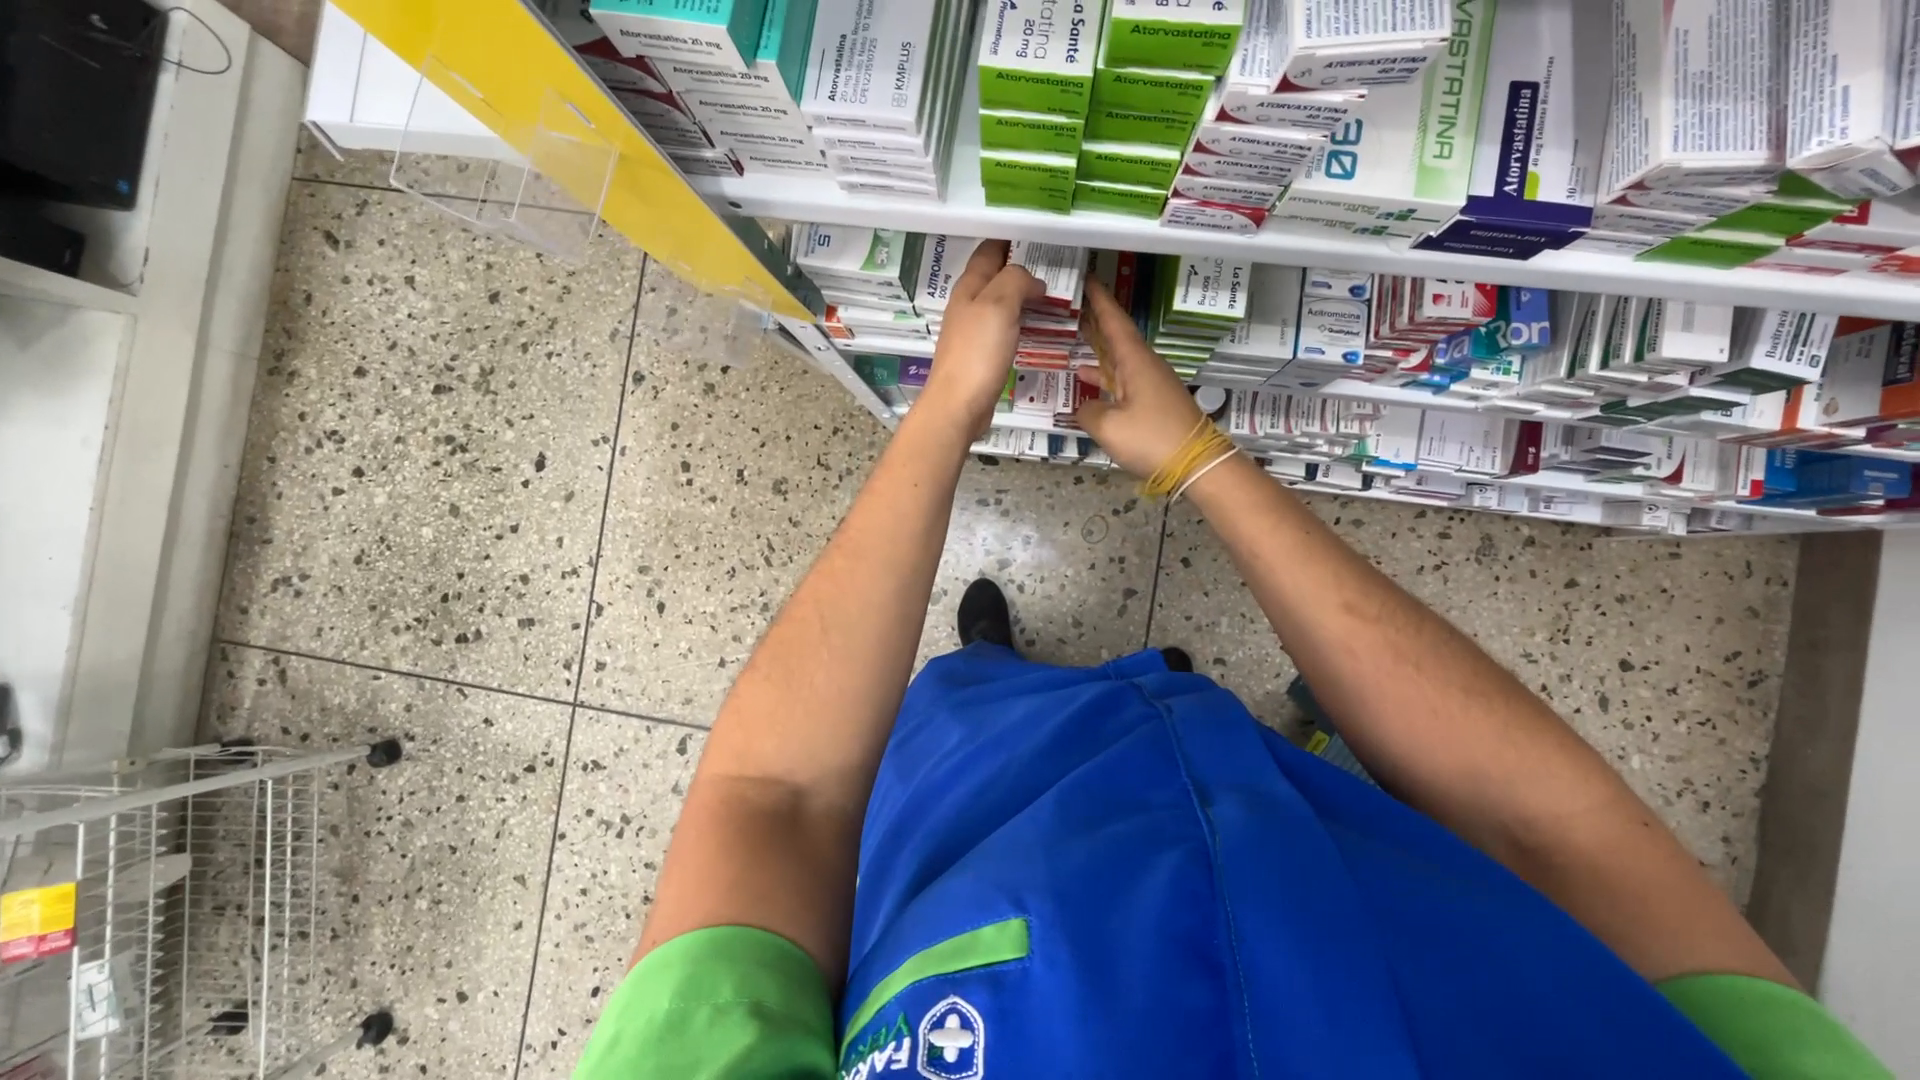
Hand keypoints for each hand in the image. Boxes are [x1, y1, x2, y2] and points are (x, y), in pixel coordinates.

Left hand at [920, 240, 1043, 431]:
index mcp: (969, 288)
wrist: (958, 405)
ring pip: (1000, 305)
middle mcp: (968, 306)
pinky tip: (1036, 331)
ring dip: (1023, 298)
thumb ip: (1016, 281)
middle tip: (1056, 269)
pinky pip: (1004, 330)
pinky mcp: (980, 357)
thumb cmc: (977, 352)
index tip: (1039, 237)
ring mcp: (973, 333)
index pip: (989, 252)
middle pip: (995, 278)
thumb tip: (1034, 281)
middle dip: (1021, 270)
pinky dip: (1021, 324)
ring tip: (1053, 298)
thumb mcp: (999, 305)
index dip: (1010, 240)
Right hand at [1074, 279, 1208, 477]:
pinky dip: (1104, 376)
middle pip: (1117, 337)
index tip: (1086, 280)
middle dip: (1096, 321)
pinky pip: (1123, 380)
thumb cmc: (1152, 439)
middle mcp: (1145, 367)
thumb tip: (1085, 406)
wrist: (1196, 464)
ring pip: (1119, 359)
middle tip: (1073, 305)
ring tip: (1073, 338)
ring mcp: (1152, 385)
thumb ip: (1088, 411)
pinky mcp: (1154, 403)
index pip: (1115, 322)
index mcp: (1136, 362)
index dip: (1099, 301)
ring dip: (1097, 348)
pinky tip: (1087, 379)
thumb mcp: (1109, 427)